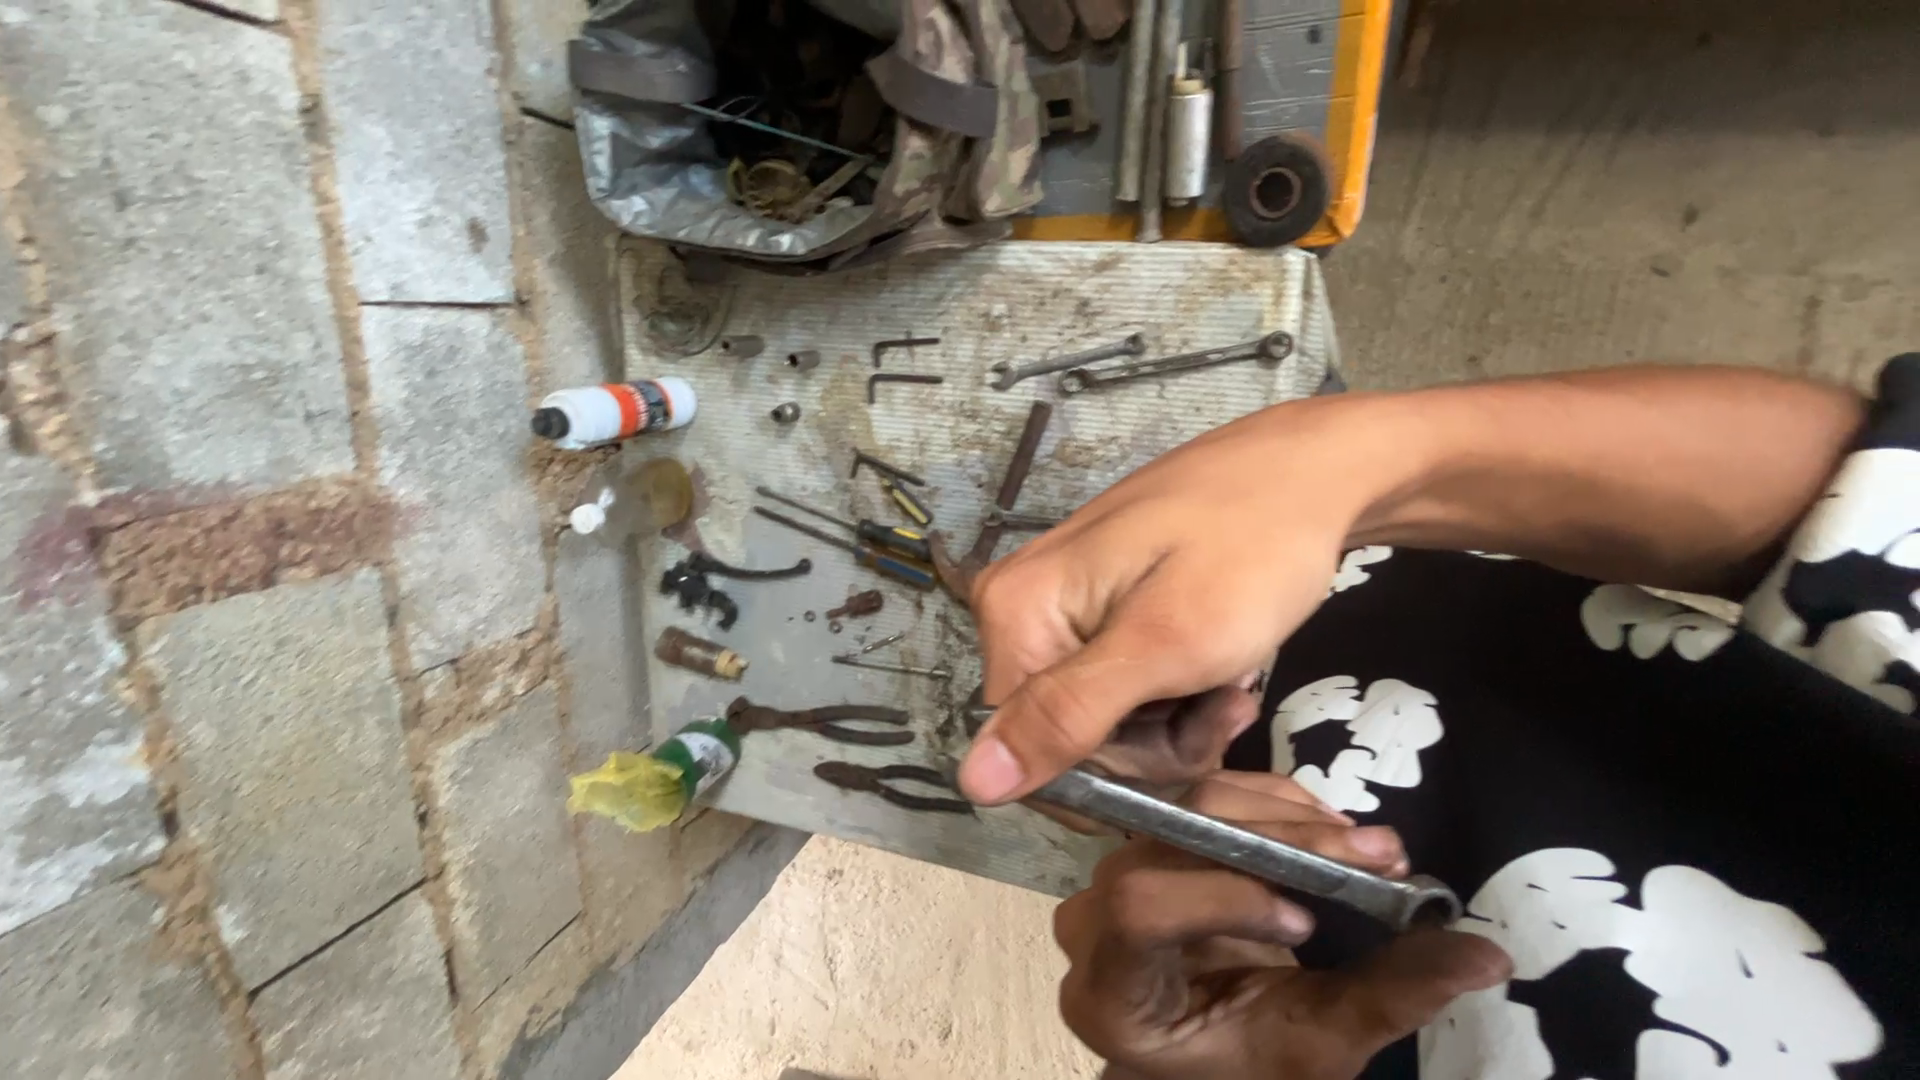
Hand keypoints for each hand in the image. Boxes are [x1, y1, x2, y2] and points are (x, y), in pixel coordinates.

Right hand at [964, 397, 1391, 802]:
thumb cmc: (1248, 550)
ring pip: (1096, 717)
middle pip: (1060, 732)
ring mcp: (1056, 604)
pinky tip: (1217, 670)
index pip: (1024, 747)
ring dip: (1170, 723)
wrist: (1309, 470)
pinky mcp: (1093, 604)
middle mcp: (1016, 609)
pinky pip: (1114, 683)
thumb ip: (1068, 712)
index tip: (1183, 751)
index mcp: (1014, 613)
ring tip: (1230, 687)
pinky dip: (1171, 693)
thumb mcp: (1166, 642)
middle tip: (1221, 709)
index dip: (1104, 772)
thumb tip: (974, 785)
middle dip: (1148, 745)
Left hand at [1054, 773, 1511, 1079]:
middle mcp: (1090, 914)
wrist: (1205, 1046)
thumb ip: (1386, 996)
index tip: (1304, 918)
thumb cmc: (1246, 1064)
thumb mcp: (1315, 1046)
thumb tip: (1489, 952)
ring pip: (1188, 807)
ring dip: (1283, 814)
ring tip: (1366, 841)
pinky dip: (1268, 802)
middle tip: (1375, 852)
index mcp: (1108, 989)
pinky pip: (1199, 797)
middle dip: (1276, 840)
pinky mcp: (1147, 838)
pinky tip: (1326, 821)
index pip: (1137, 909)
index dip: (1217, 897)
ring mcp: (1114, 866)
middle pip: (1169, 843)